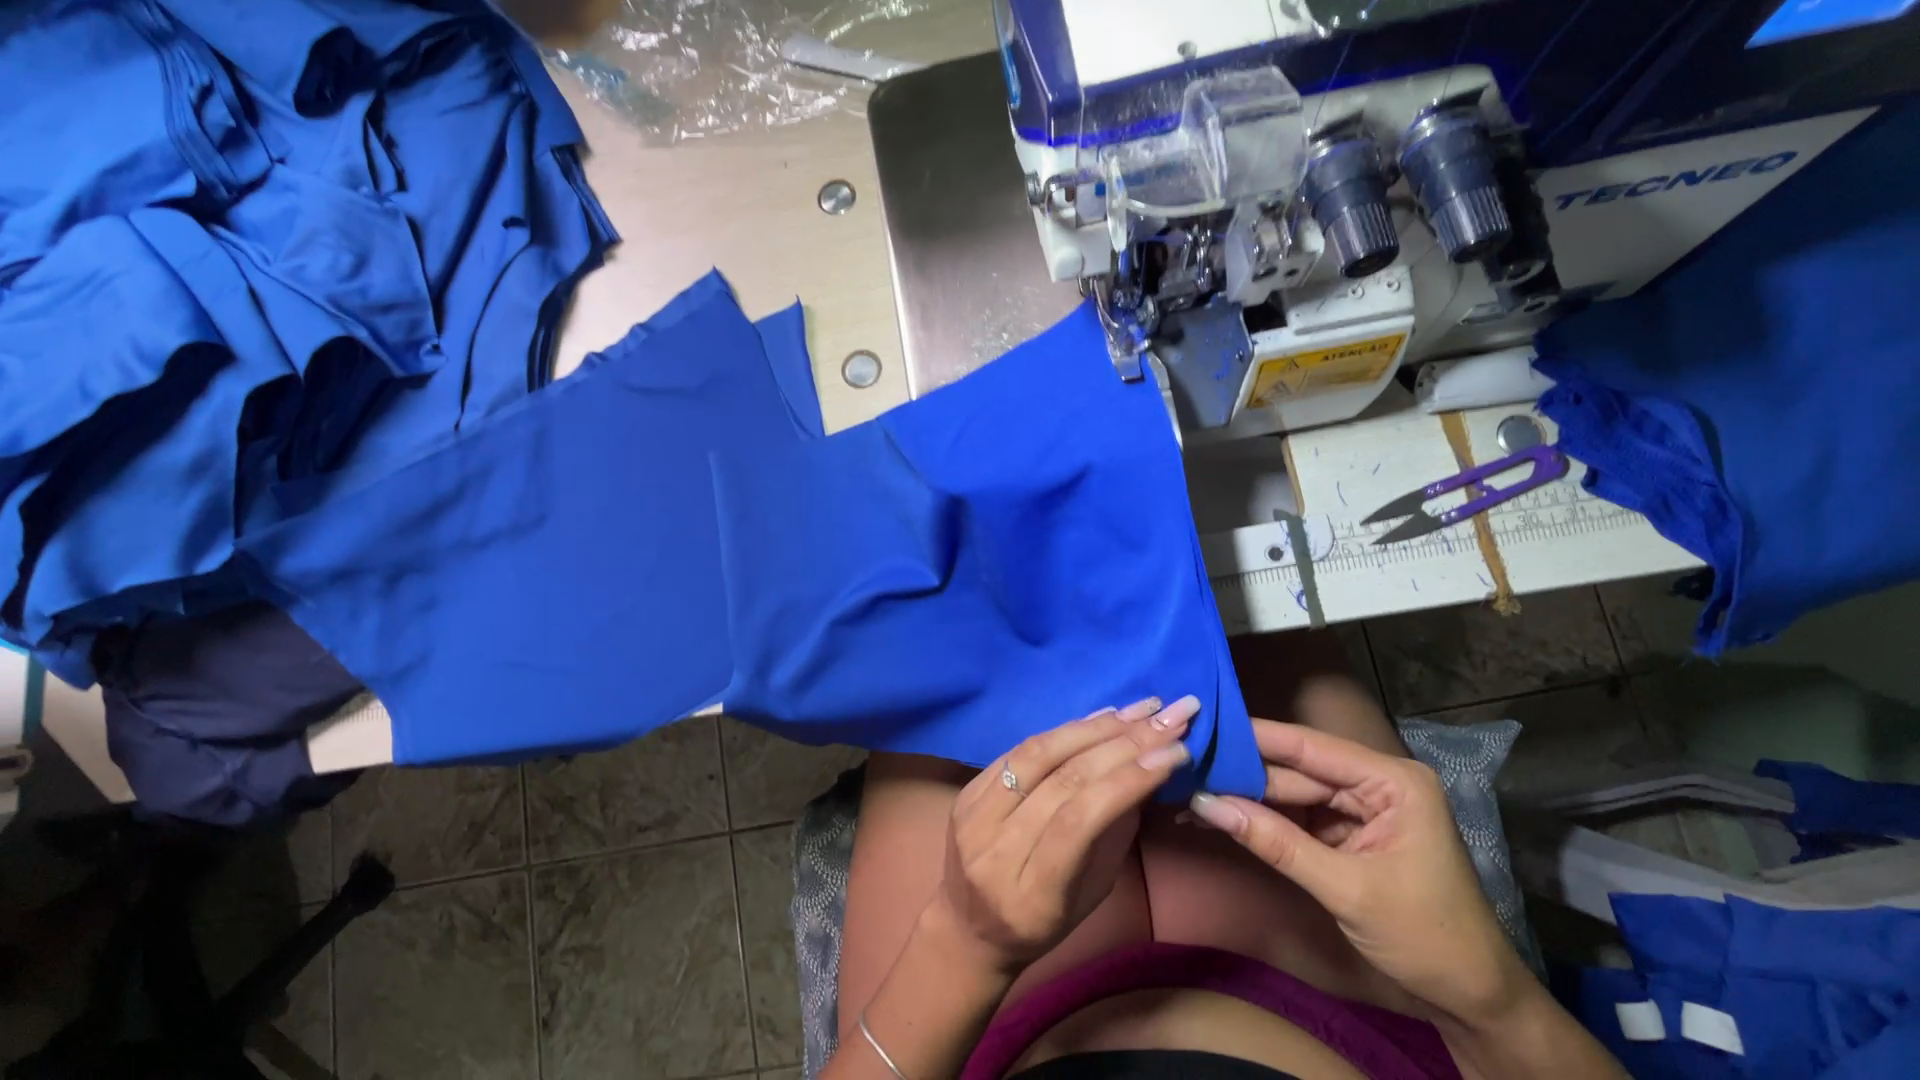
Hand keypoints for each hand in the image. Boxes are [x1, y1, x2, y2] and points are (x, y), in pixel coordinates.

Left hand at [925, 695, 1199, 974]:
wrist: (967, 929)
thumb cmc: (1042, 923)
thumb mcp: (1091, 894)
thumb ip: (1114, 835)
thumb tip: (1148, 768)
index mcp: (1031, 892)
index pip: (1079, 821)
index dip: (1127, 781)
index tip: (1174, 751)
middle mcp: (994, 848)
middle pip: (1063, 781)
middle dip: (1124, 743)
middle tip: (1170, 717)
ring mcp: (973, 816)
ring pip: (1039, 755)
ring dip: (1097, 727)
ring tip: (1141, 710)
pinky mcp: (965, 792)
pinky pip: (1020, 750)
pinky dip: (1065, 729)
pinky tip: (1102, 715)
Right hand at [1187, 681, 1529, 1024]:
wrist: (1473, 998)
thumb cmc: (1425, 936)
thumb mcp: (1345, 887)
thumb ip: (1274, 841)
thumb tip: (1204, 803)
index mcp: (1393, 781)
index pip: (1310, 748)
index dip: (1253, 738)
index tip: (1200, 730)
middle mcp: (1377, 784)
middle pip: (1295, 771)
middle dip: (1241, 776)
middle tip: (1182, 771)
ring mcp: (1363, 809)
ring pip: (1291, 794)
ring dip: (1245, 799)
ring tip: (1188, 795)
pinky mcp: (1350, 835)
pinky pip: (1297, 820)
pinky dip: (1262, 823)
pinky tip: (1220, 818)